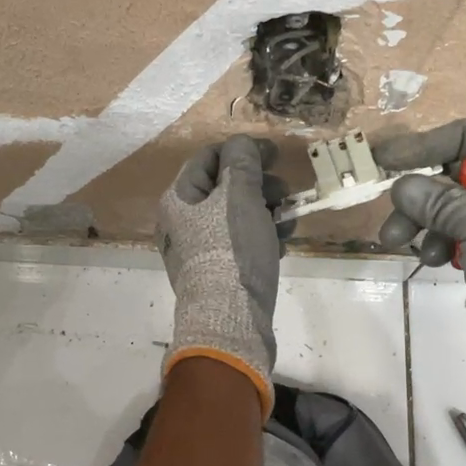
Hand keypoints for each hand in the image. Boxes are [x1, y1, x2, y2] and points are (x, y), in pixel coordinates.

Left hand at [157, 135, 286, 416]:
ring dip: (265, 211)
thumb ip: (241, 164)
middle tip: (283, 193)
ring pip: (236, 216)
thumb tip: (242, 145)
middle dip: (257, 184)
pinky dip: (262, 238)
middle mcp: (181, 223)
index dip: (242, 150)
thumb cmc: (230, 251)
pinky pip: (241, 244)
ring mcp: (198, 250)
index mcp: (178, 200)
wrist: (229, 320)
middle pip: (223, 187)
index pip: (207, 158)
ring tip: (287, 220)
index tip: (275, 154)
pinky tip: (282, 244)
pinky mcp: (218, 274)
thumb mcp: (238, 197)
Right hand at [371, 120, 465, 421]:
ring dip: (421, 224)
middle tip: (390, 223)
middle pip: (451, 177)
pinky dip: (439, 243)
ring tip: (402, 246)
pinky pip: (456, 236)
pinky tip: (434, 261)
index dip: (426, 145)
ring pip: (449, 210)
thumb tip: (402, 187)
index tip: (387, 161)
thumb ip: (435, 200)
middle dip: (416, 198)